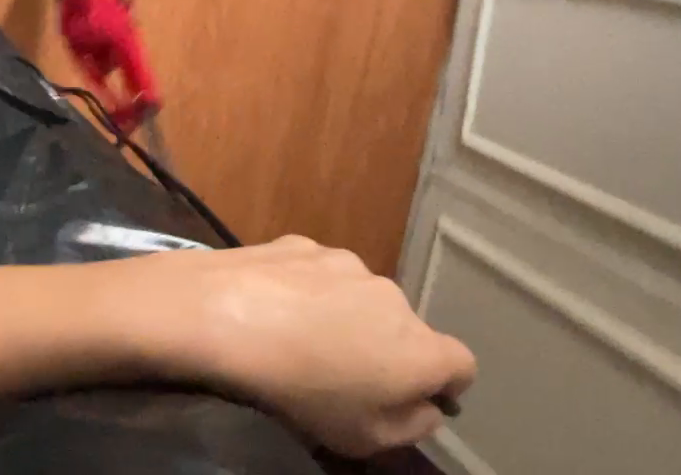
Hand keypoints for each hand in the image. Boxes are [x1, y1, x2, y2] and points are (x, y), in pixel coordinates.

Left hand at [136, 235, 476, 456]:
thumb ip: (413, 423)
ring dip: (342, 313)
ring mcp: (342, 261)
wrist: (221, 315)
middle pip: (402, 325)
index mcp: (419, 346)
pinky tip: (269, 305)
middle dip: (383, 346)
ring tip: (297, 335)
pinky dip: (304, 288)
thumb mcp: (365, 438)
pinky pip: (315, 272)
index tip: (411, 396)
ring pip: (357, 294)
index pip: (460, 364)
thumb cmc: (299, 389)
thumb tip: (427, 403)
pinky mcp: (299, 241)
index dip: (443, 384)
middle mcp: (390, 293)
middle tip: (341, 370)